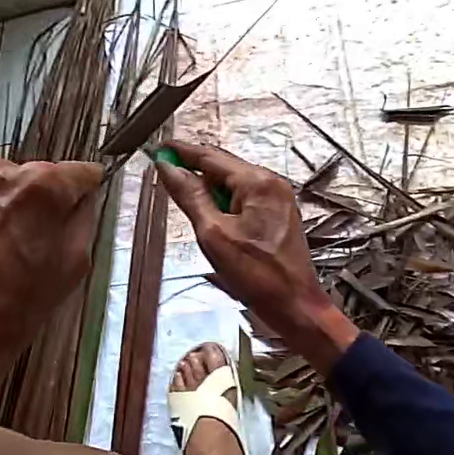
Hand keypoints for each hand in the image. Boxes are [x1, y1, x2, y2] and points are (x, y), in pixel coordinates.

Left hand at [0, 157, 104, 388]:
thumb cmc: (17, 305)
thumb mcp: (74, 263)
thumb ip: (84, 220)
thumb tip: (83, 203)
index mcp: (41, 185)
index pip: (82, 171)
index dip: (91, 188)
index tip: (90, 202)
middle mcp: (2, 174)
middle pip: (43, 174)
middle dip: (52, 198)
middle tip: (53, 234)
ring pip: (10, 183)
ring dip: (20, 203)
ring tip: (19, 243)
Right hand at [155, 141, 358, 371]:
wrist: (295, 304)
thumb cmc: (258, 275)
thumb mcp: (213, 234)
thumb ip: (190, 196)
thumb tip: (168, 169)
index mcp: (257, 182)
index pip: (210, 156)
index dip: (181, 152)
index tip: (158, 150)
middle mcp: (271, 183)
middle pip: (222, 167)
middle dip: (194, 173)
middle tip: (166, 180)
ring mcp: (277, 198)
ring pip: (232, 184)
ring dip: (209, 192)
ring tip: (190, 209)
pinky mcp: (278, 214)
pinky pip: (244, 199)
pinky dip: (224, 205)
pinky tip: (213, 221)